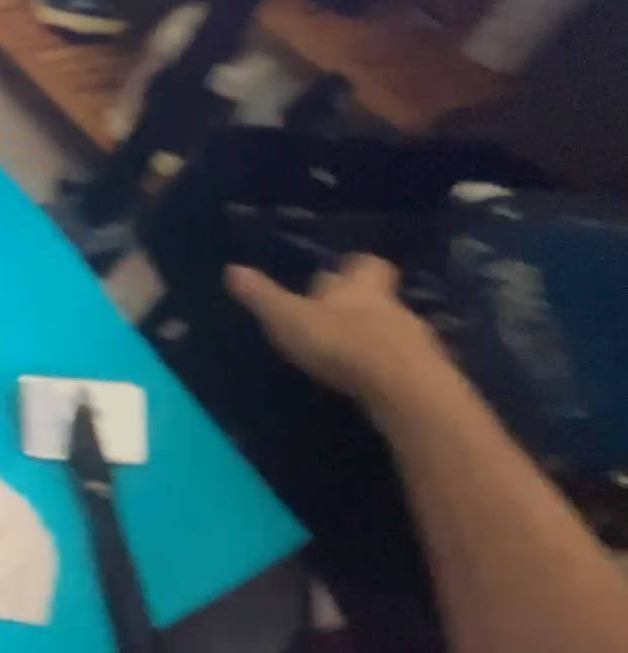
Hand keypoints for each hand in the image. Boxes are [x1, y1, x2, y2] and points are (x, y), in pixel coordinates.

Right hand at [225, 255, 449, 404]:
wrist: (402, 387)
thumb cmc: (339, 342)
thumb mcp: (286, 317)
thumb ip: (260, 295)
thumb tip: (231, 268)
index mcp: (360, 288)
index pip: (364, 265)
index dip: (351, 266)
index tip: (338, 270)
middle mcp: (392, 306)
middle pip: (376, 296)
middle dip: (354, 302)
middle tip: (328, 313)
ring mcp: (412, 338)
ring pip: (387, 327)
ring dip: (366, 334)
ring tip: (338, 349)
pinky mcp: (420, 370)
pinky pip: (397, 358)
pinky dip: (378, 362)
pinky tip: (359, 375)